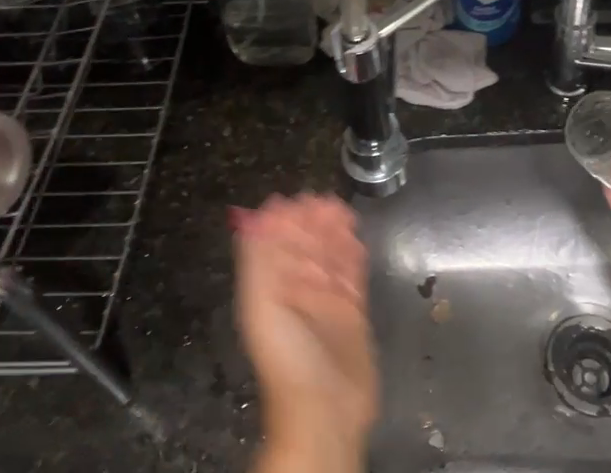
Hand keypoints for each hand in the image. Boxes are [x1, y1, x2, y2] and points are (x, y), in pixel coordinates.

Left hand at [234, 193, 375, 462]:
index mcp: (270, 290)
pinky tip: (356, 240)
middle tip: (327, 200)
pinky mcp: (352, 315)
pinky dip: (353, 257)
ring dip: (335, 234)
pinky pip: (352, 278)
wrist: (324, 411)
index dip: (286, 221)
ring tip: (343, 211)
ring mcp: (326, 304)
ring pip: (330, 258)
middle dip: (314, 223)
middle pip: (306, 248)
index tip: (298, 199)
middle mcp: (297, 294)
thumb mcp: (262, 307)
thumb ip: (258, 261)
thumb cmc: (288, 359)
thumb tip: (254, 218)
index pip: (277, 246)